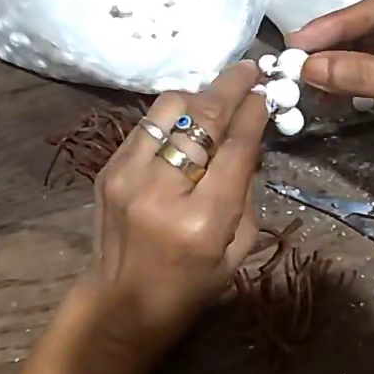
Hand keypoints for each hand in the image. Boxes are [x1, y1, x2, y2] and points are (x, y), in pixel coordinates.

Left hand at [82, 61, 267, 355]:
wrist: (122, 303)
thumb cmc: (190, 286)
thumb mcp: (236, 250)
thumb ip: (245, 191)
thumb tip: (249, 138)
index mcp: (202, 221)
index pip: (235, 148)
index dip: (254, 113)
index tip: (266, 93)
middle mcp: (161, 190)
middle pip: (200, 118)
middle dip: (230, 88)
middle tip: (249, 71)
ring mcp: (126, 175)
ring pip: (167, 108)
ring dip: (197, 97)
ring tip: (215, 100)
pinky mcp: (107, 169)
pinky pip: (145, 125)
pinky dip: (170, 118)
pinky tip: (184, 125)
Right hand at [288, 0, 373, 189]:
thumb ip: (367, 75)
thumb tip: (307, 67)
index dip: (336, 25)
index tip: (295, 42)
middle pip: (371, 26)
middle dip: (333, 46)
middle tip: (290, 63)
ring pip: (367, 51)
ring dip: (336, 67)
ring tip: (301, 81)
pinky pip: (372, 75)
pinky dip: (348, 84)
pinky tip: (325, 93)